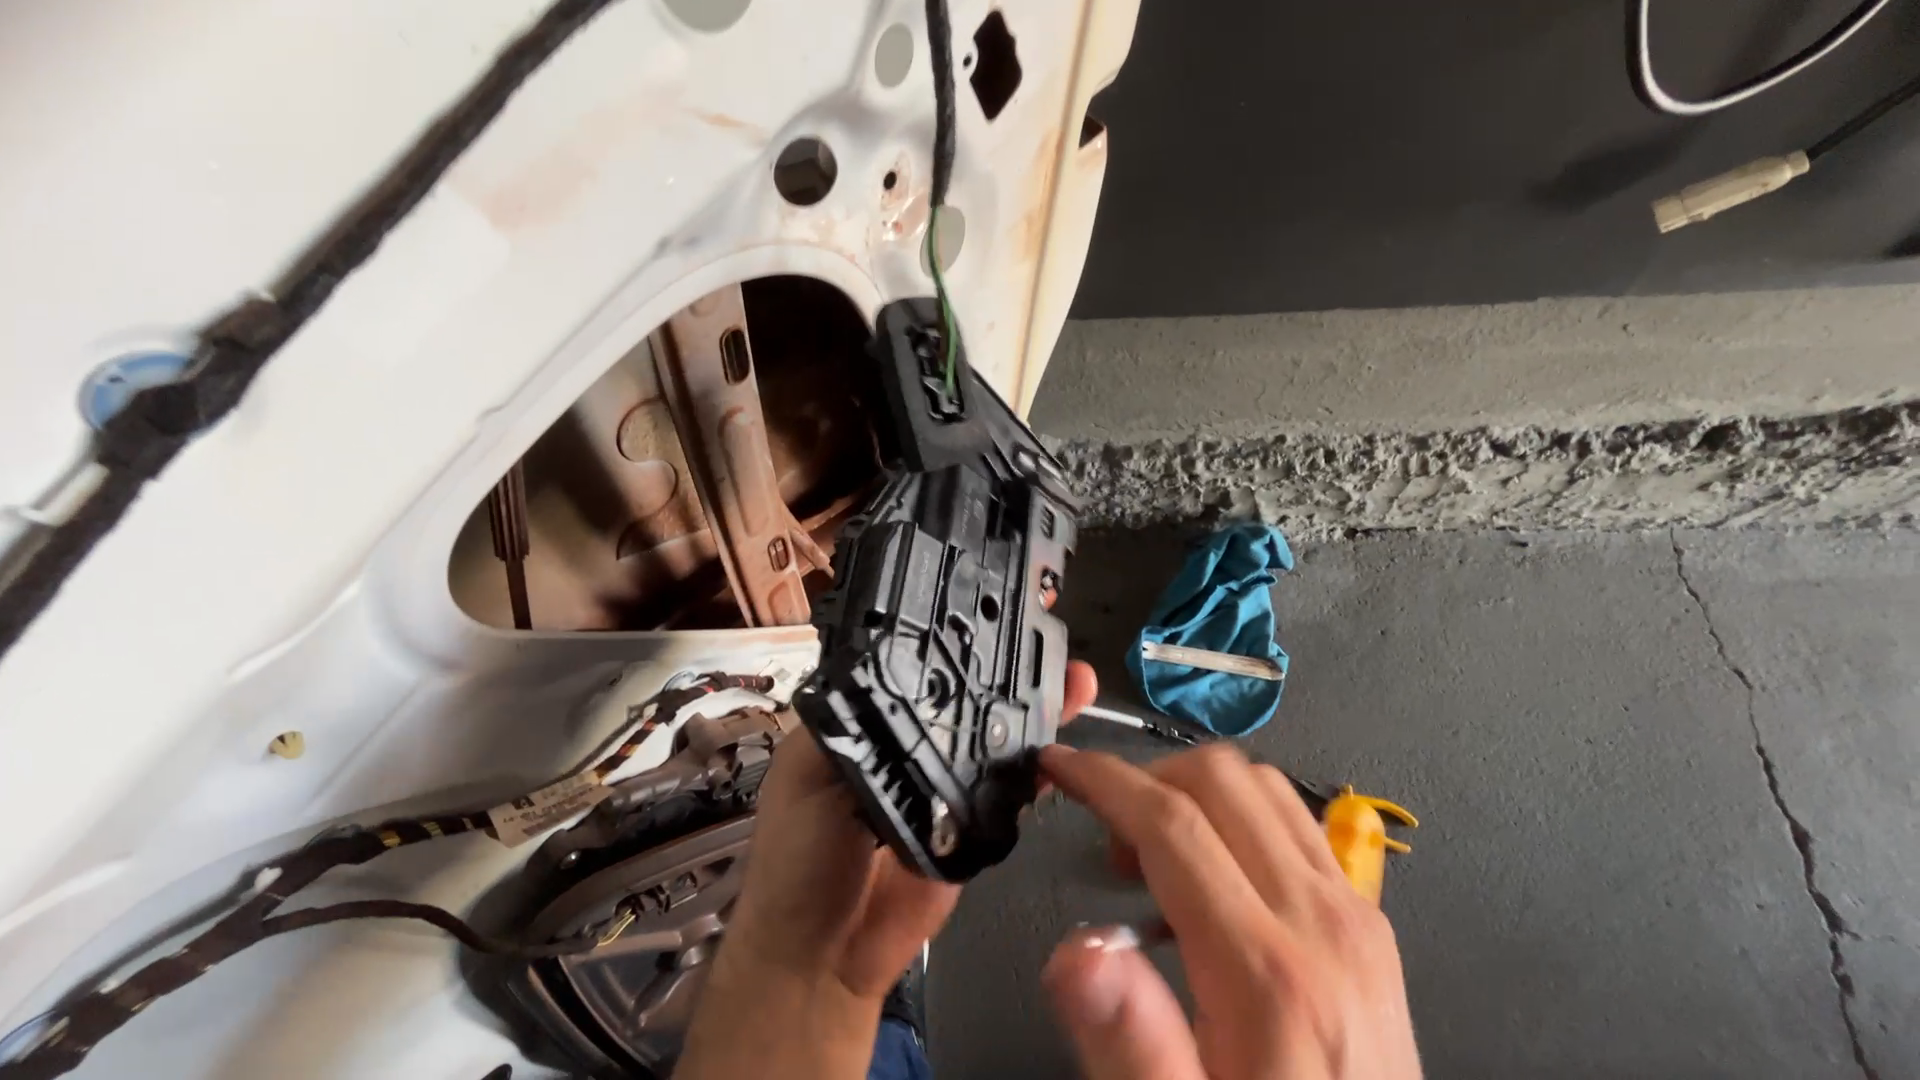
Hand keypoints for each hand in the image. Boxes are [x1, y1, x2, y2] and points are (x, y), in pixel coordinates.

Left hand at [677, 661, 1097, 1078]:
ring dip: (1033, 708)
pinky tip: (1066, 736)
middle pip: (963, 699)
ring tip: (1071, 678)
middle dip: (1004, 669)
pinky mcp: (974, 824)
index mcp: (865, 722)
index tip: (985, 616)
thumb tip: (900, 670)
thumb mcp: (807, 774)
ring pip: (994, 737)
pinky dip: (1039, 766)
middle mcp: (908, 745)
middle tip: (1044, 639)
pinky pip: (1010, 790)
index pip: (913, 671)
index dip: (947, 645)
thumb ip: (854, 723)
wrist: (826, 954)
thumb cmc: (799, 857)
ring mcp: (945, 785)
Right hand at [1038, 744, 1421, 1079]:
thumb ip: (1131, 1045)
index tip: (1059, 765)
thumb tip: (1076, 952)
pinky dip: (1239, 814)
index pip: (1172, 824)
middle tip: (1110, 842)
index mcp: (1265, 970)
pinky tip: (1212, 872)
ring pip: (1263, 785)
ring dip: (1193, 791)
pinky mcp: (1368, 918)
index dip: (1105, 780)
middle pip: (1222, 780)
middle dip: (1147, 779)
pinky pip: (1295, 820)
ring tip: (1155, 854)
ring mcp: (1354, 911)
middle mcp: (1320, 918)